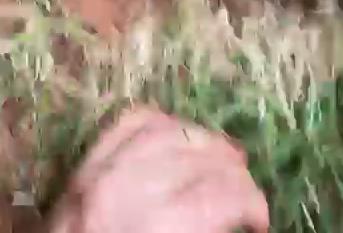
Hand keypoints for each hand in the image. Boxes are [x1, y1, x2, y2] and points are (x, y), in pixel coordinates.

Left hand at [46, 105, 267, 232]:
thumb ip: (204, 231)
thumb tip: (239, 220)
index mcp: (156, 226)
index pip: (218, 193)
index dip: (250, 201)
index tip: (261, 219)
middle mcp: (124, 187)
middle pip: (193, 156)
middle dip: (229, 169)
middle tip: (246, 188)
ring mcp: (97, 170)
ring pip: (161, 130)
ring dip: (199, 139)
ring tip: (224, 156)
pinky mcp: (81, 165)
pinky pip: (124, 125)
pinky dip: (157, 122)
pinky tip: (178, 132)